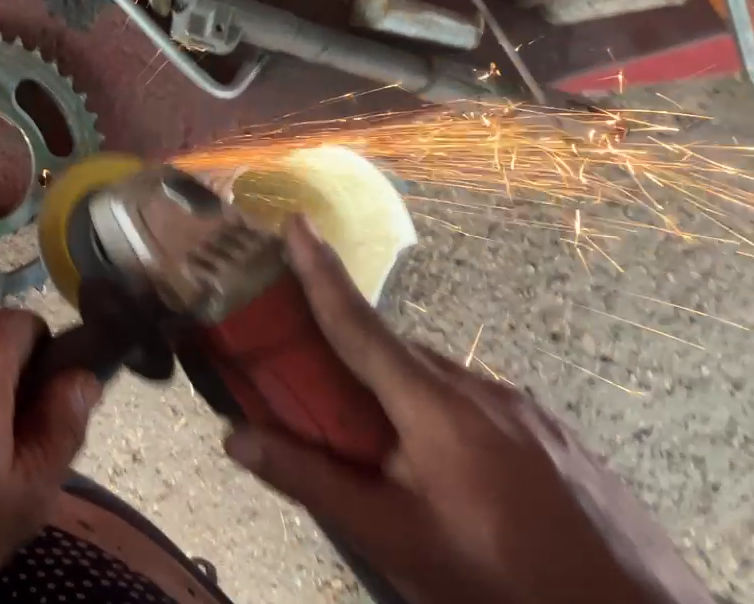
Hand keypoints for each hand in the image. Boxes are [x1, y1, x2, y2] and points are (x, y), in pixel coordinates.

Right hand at [226, 219, 712, 603]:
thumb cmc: (503, 580)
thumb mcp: (393, 539)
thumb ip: (311, 482)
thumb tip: (233, 437)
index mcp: (437, 408)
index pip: (360, 325)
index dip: (320, 273)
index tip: (296, 223)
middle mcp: (482, 392)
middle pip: (392, 353)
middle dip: (345, 355)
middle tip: (308, 385)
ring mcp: (528, 412)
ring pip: (434, 380)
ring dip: (392, 392)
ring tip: (378, 446)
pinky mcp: (556, 437)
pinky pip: (475, 403)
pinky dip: (436, 414)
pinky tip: (443, 467)